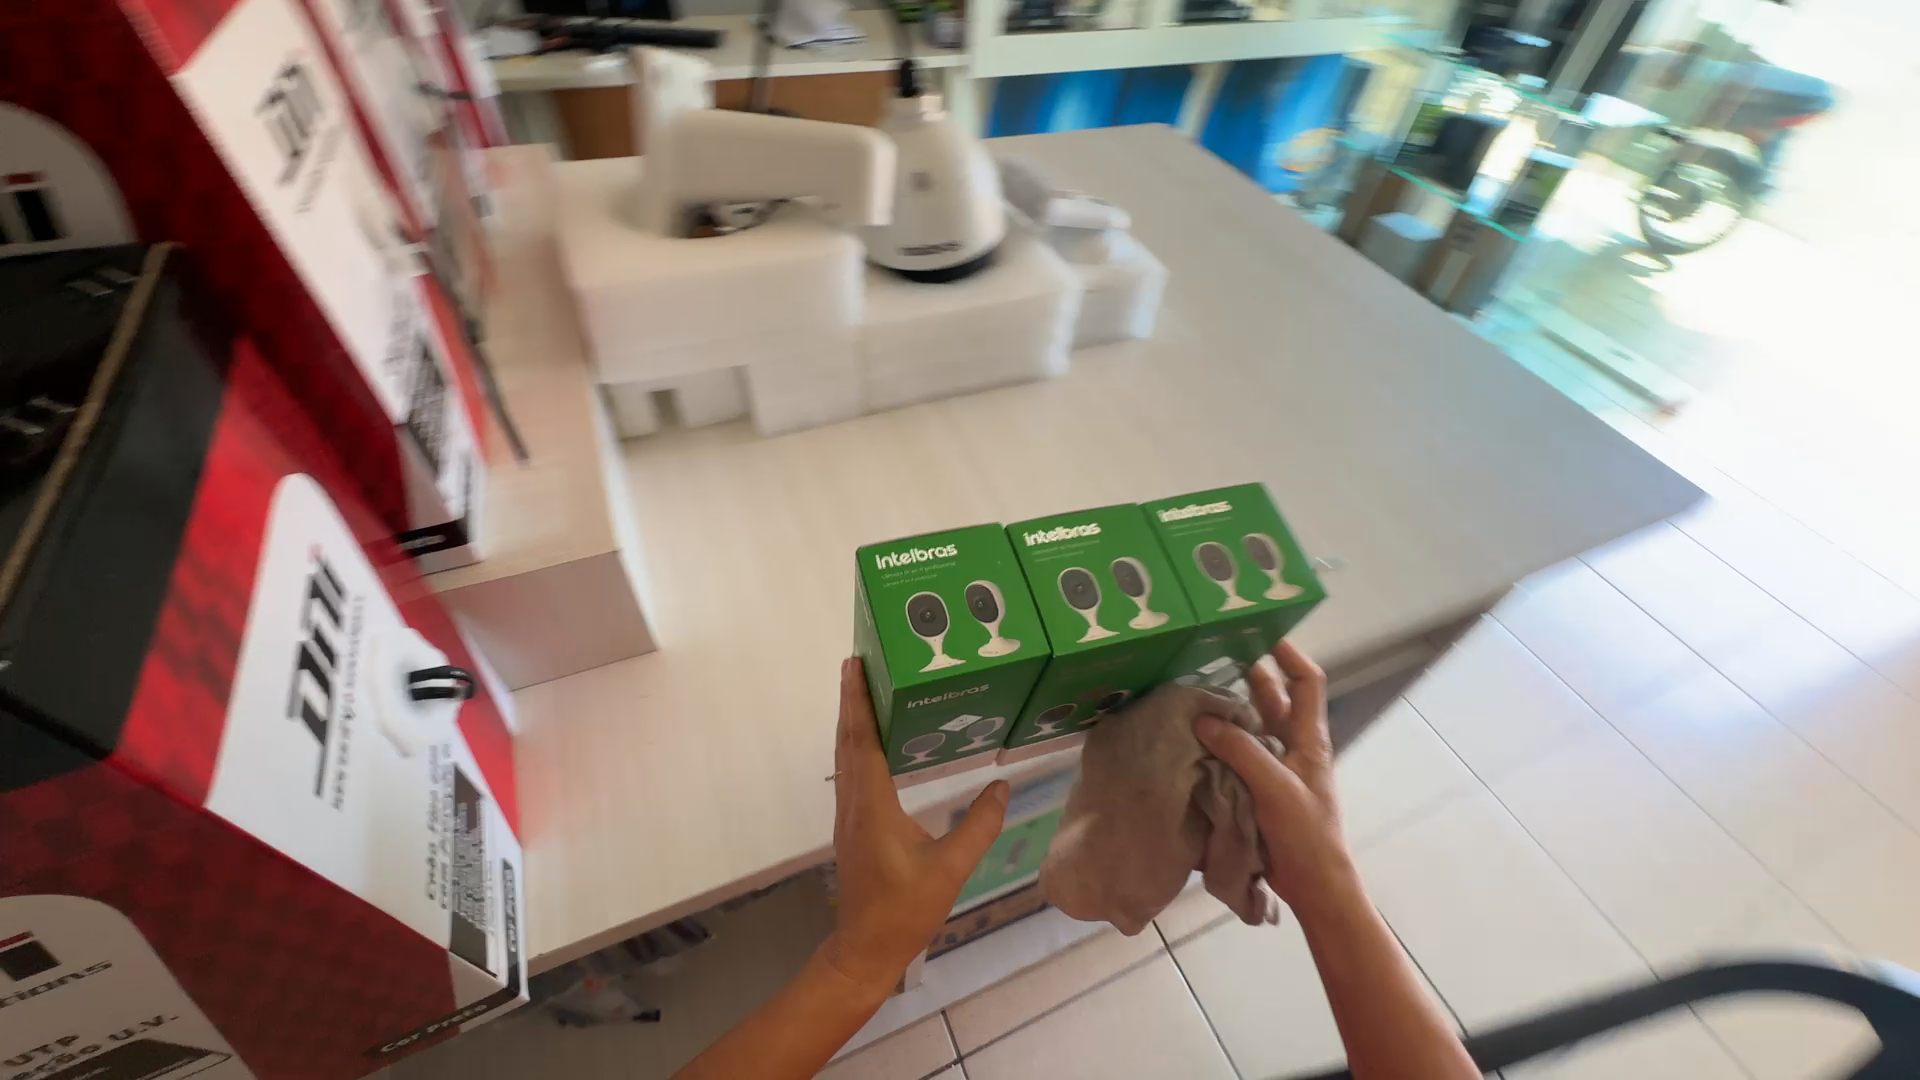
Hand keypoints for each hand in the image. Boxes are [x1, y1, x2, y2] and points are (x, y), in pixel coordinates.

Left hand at [822, 657, 1009, 993]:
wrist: (864, 949)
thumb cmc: (905, 909)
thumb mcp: (951, 869)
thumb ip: (978, 826)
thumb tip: (1001, 785)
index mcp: (873, 804)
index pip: (863, 741)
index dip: (858, 701)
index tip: (853, 666)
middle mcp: (854, 801)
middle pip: (847, 739)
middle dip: (850, 698)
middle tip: (854, 660)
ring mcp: (849, 812)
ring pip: (844, 754)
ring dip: (850, 718)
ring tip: (859, 687)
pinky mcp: (852, 823)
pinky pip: (849, 770)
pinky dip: (855, 742)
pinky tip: (869, 738)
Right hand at [1194, 641, 1357, 919]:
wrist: (1313, 884)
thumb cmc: (1305, 832)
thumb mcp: (1276, 787)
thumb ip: (1241, 751)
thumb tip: (1203, 719)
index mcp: (1308, 738)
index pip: (1307, 682)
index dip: (1289, 654)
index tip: (1262, 632)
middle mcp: (1291, 744)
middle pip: (1272, 696)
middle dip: (1247, 672)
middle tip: (1211, 655)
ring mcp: (1274, 765)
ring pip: (1250, 722)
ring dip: (1228, 705)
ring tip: (1192, 686)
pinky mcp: (1256, 784)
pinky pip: (1234, 749)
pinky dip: (1216, 736)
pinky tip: (1190, 733)